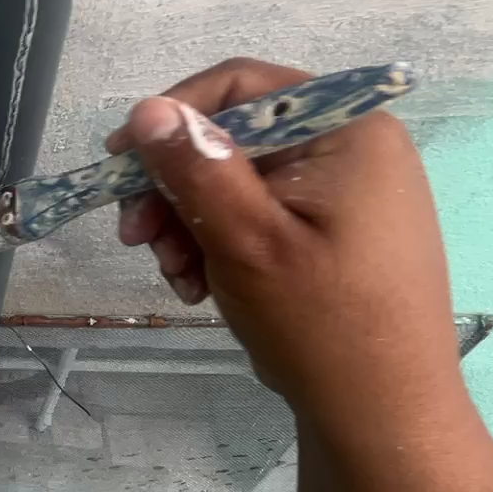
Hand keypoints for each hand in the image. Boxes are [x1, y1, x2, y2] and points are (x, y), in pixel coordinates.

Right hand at [107, 58, 459, 413]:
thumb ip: (195, 167)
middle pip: (225, 137)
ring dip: (181, 223)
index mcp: (345, 133)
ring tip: (174, 273)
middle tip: (134, 237)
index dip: (170, 115)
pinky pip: (242, 214)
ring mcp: (330, 191)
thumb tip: (146, 109)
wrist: (375, 406)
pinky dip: (206, 243)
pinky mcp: (316, 227)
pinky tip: (198, 283)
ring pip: (224, 181)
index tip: (117, 161)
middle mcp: (342, 149)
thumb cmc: (320, 319)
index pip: (241, 85)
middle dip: (170, 187)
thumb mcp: (243, 238)